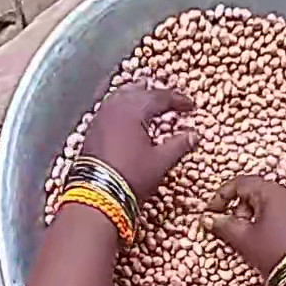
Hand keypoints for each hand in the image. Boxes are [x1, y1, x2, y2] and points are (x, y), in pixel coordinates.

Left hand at [79, 79, 197, 201]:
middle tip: (168, 99)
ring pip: (120, 97)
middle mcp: (114, 107)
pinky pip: (110, 110)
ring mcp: (100, 118)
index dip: (177, 100)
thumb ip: (178, 145)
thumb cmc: (131, 176)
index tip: (190, 106)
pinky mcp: (91, 131)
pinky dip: (122, 109)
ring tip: (147, 101)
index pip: (159, 97)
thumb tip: (194, 135)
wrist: (97, 194)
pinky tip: (126, 118)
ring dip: (136, 97)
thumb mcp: (160, 162)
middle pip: (137, 91)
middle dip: (154, 93)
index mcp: (133, 109)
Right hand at [206, 175, 285, 274]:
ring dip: (249, 218)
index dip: (221, 197)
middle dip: (236, 209)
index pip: (239, 183)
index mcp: (270, 191)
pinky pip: (274, 213)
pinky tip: (259, 241)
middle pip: (252, 193)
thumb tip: (208, 219)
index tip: (210, 212)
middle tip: (230, 228)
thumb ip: (222, 225)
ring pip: (263, 204)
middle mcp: (284, 193)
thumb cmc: (274, 251)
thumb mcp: (243, 238)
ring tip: (245, 238)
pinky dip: (261, 222)